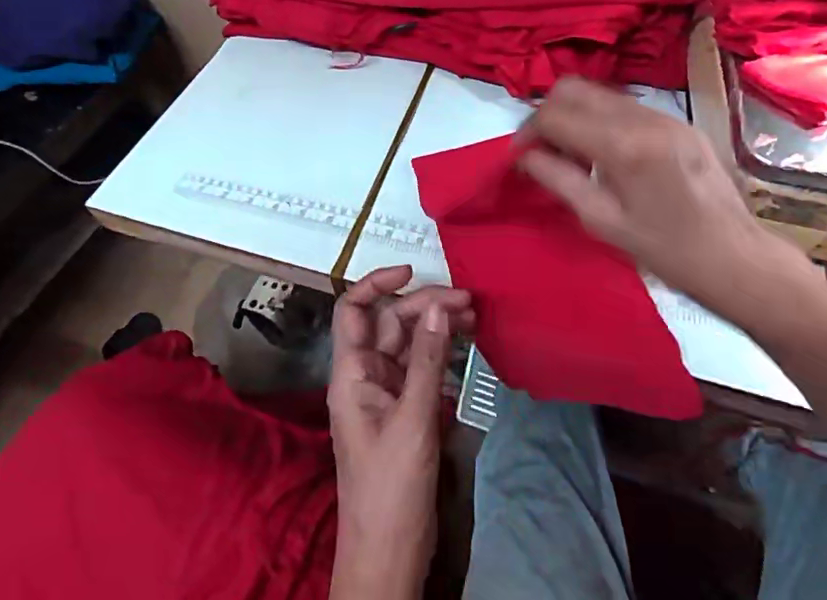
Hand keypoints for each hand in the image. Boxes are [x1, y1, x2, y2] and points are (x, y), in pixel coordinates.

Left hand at [327, 265, 474, 599]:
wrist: (389, 555)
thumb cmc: (391, 488)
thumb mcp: (413, 419)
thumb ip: (426, 360)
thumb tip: (439, 305)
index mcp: (351, 374)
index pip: (352, 311)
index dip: (377, 283)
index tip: (413, 270)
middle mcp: (366, 377)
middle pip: (390, 323)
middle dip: (425, 305)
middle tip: (469, 302)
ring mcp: (387, 394)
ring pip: (410, 344)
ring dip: (438, 327)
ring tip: (475, 317)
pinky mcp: (406, 412)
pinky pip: (422, 368)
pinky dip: (442, 353)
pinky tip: (467, 347)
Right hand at [517, 77, 818, 318]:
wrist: (735, 255)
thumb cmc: (665, 250)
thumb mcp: (602, 221)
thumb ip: (558, 180)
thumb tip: (523, 156)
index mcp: (621, 145)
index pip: (555, 114)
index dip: (528, 131)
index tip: (518, 156)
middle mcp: (642, 117)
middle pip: (574, 88)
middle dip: (548, 113)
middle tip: (542, 150)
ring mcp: (664, 115)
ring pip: (600, 93)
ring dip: (576, 115)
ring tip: (573, 154)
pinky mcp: (679, 121)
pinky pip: (627, 106)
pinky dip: (604, 120)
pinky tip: (607, 154)